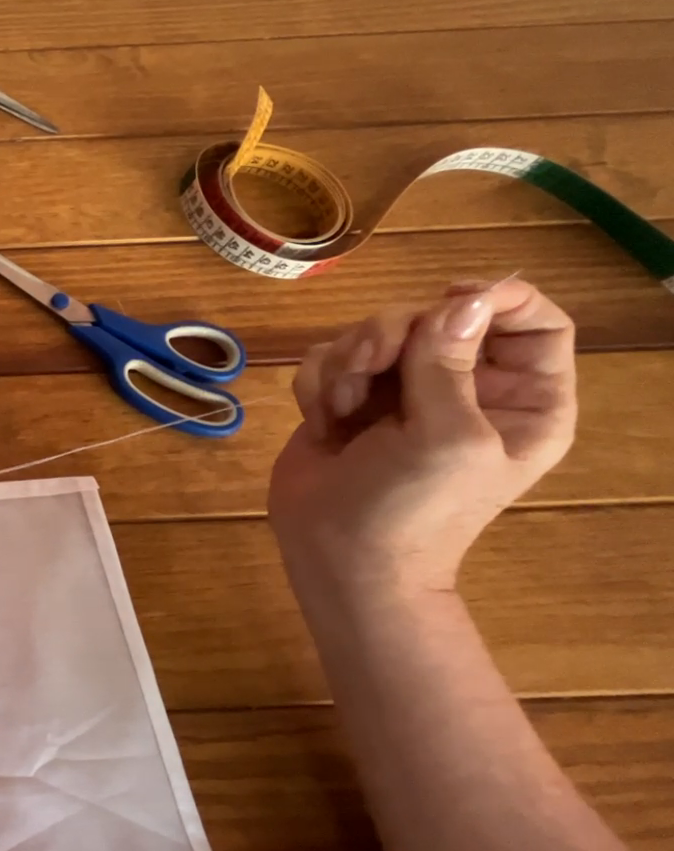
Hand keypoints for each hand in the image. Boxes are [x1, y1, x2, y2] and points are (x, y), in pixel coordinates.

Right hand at [269, 279, 575, 608]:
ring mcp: (399, 392)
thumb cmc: (411, 507)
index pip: (533, 322)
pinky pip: (328, 357)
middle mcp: (462, 387)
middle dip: (389, 336)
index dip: (497, 299)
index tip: (447, 299)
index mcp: (519, 400)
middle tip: (366, 367)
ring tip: (340, 410)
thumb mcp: (445, 437)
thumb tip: (460, 300)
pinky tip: (321, 420)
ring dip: (346, 365)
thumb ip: (448, 366)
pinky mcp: (344, 397)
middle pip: (432, 317)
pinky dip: (317, 383)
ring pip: (371, 333)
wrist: (338, 552)